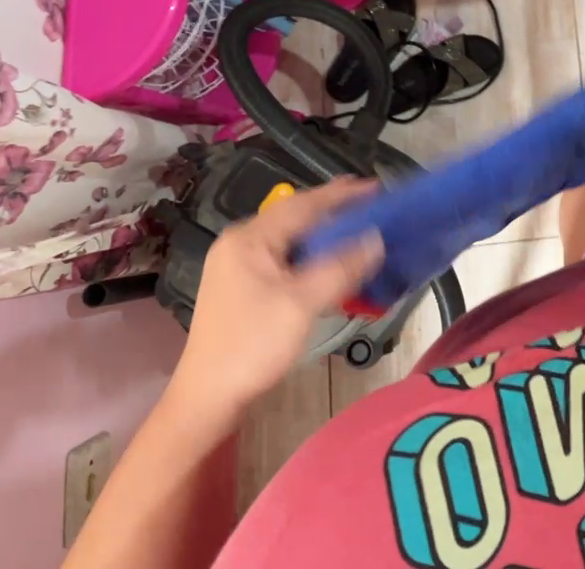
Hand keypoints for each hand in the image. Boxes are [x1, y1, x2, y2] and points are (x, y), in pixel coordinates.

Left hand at [168, 177, 383, 417]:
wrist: (208, 398)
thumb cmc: (252, 345)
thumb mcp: (302, 304)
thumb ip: (341, 267)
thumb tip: (376, 239)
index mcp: (249, 239)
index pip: (303, 205)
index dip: (342, 195)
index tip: (376, 187)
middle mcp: (241, 244)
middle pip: (295, 217)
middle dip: (334, 211)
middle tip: (372, 205)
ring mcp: (239, 266)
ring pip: (291, 239)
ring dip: (325, 233)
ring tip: (359, 228)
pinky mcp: (243, 287)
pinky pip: (285, 258)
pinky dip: (312, 254)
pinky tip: (331, 260)